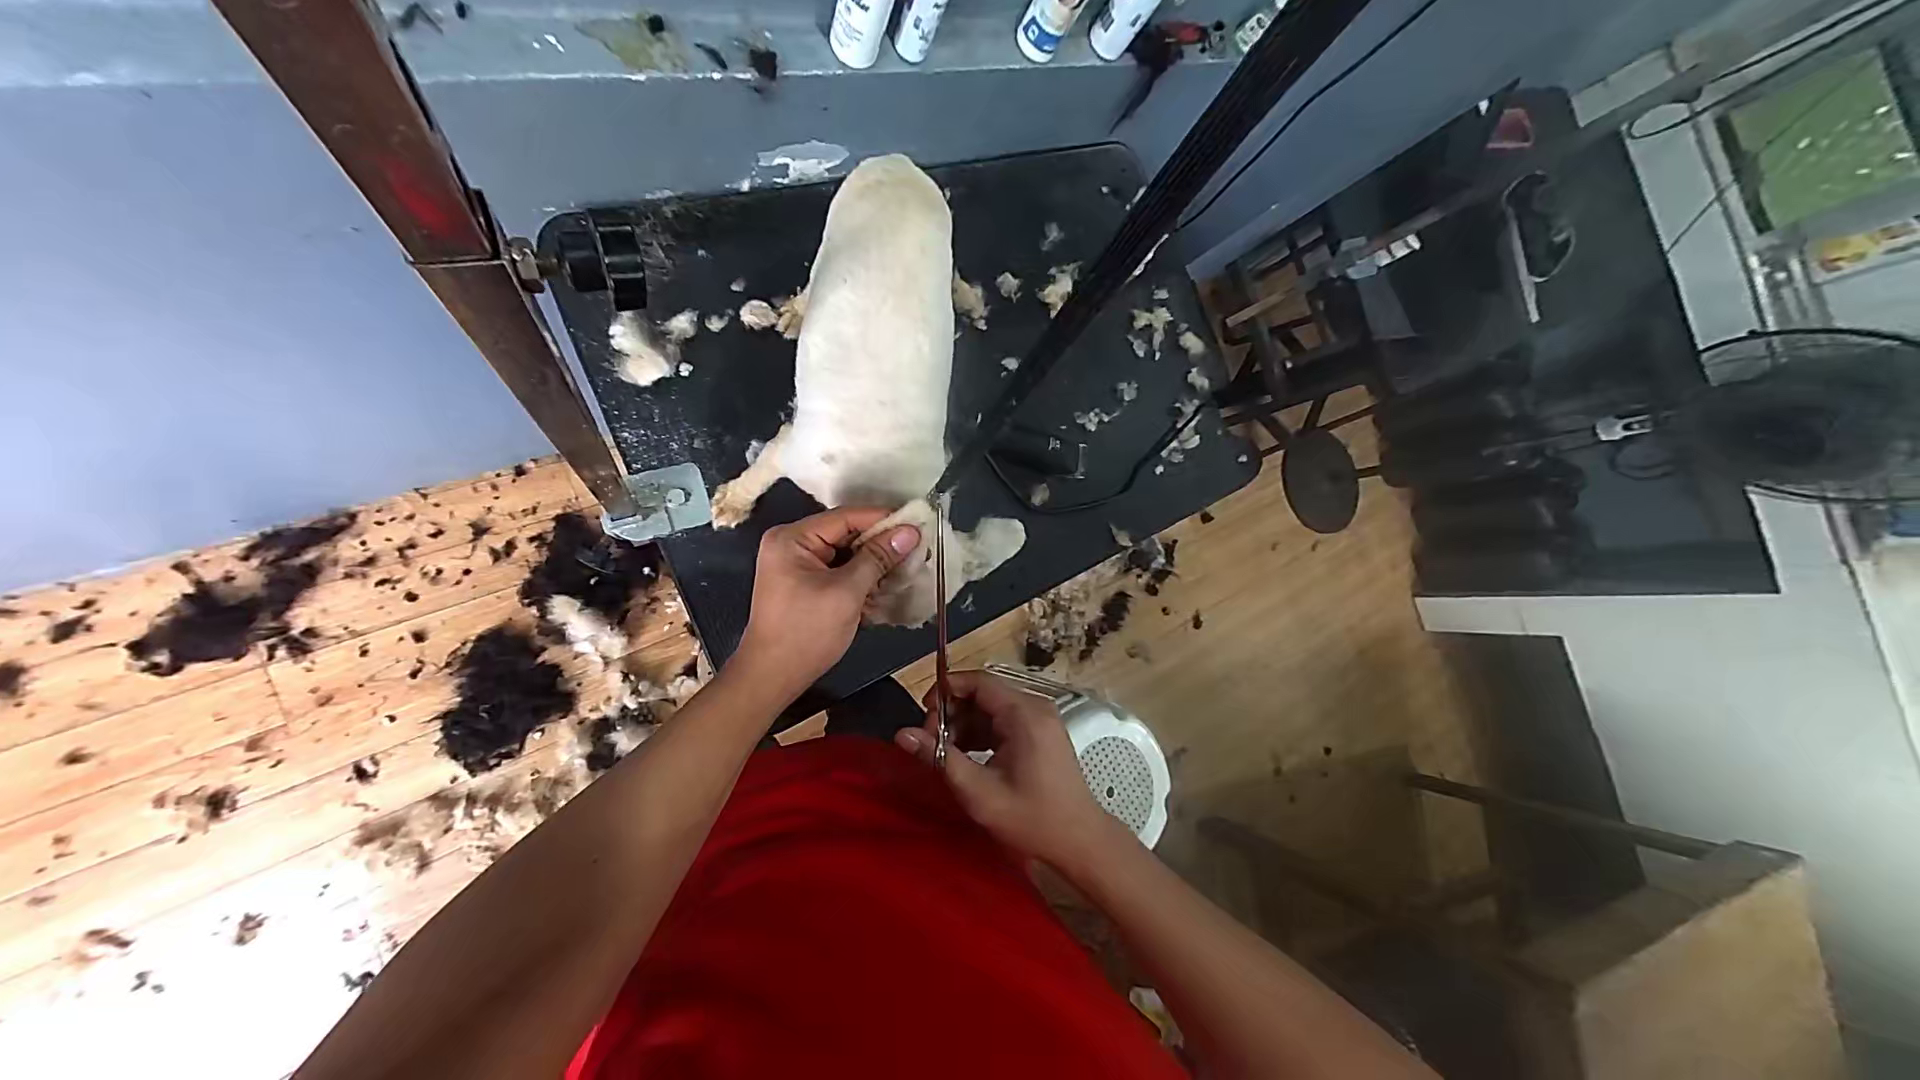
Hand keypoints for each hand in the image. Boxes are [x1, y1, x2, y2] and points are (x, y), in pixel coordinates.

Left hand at [733, 507, 920, 697]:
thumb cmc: (806, 633)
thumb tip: (910, 532)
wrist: (773, 677)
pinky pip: (839, 569)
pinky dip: (861, 576)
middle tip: (917, 548)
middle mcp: (792, 544)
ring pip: (846, 553)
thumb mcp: (847, 592)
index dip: (883, 519)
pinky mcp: (805, 583)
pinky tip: (884, 585)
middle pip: (846, 533)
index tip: (918, 524)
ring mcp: (797, 564)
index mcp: (792, 538)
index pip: (846, 517)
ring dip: (874, 562)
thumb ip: (878, 558)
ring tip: (906, 568)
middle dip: (880, 543)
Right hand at [897, 670, 1125, 870]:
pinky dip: (981, 733)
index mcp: (1024, 714)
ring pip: (991, 707)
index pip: (979, 681)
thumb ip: (939, 758)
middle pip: (983, 692)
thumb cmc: (1031, 819)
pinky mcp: (1041, 733)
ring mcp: (1041, 719)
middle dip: (952, 711)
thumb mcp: (978, 792)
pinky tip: (966, 757)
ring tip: (946, 753)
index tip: (923, 713)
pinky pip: (1003, 720)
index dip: (946, 690)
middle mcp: (1035, 707)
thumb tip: (902, 735)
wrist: (1079, 842)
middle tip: (932, 741)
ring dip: (965, 724)